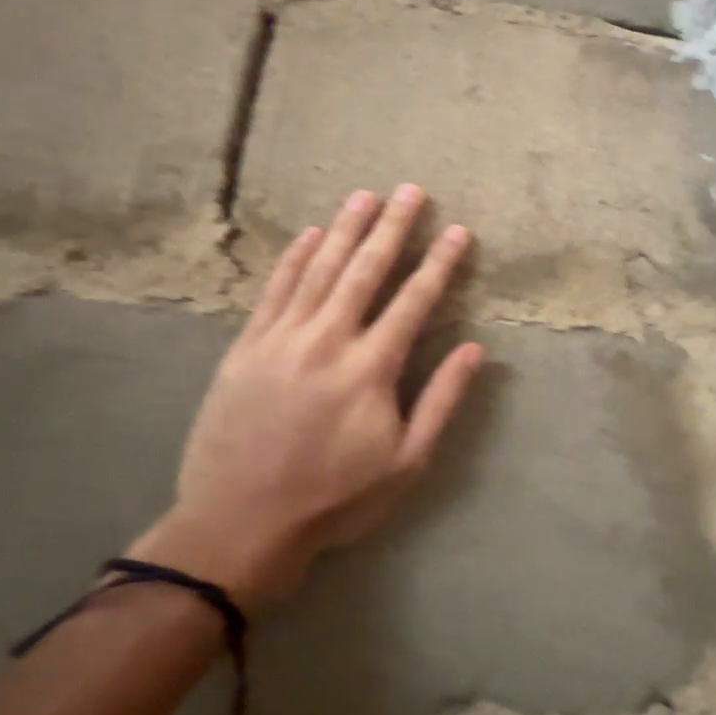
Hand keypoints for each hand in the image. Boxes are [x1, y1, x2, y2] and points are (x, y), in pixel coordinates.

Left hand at [128, 186, 483, 611]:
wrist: (239, 525)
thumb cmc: (335, 498)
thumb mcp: (406, 463)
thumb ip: (442, 401)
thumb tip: (476, 349)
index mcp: (371, 369)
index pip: (414, 300)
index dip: (439, 262)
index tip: (457, 229)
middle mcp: (327, 341)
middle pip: (365, 270)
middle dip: (392, 227)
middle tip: (410, 189)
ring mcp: (280, 340)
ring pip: (319, 270)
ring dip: (345, 229)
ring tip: (365, 195)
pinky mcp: (245, 349)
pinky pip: (274, 291)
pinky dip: (294, 259)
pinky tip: (311, 234)